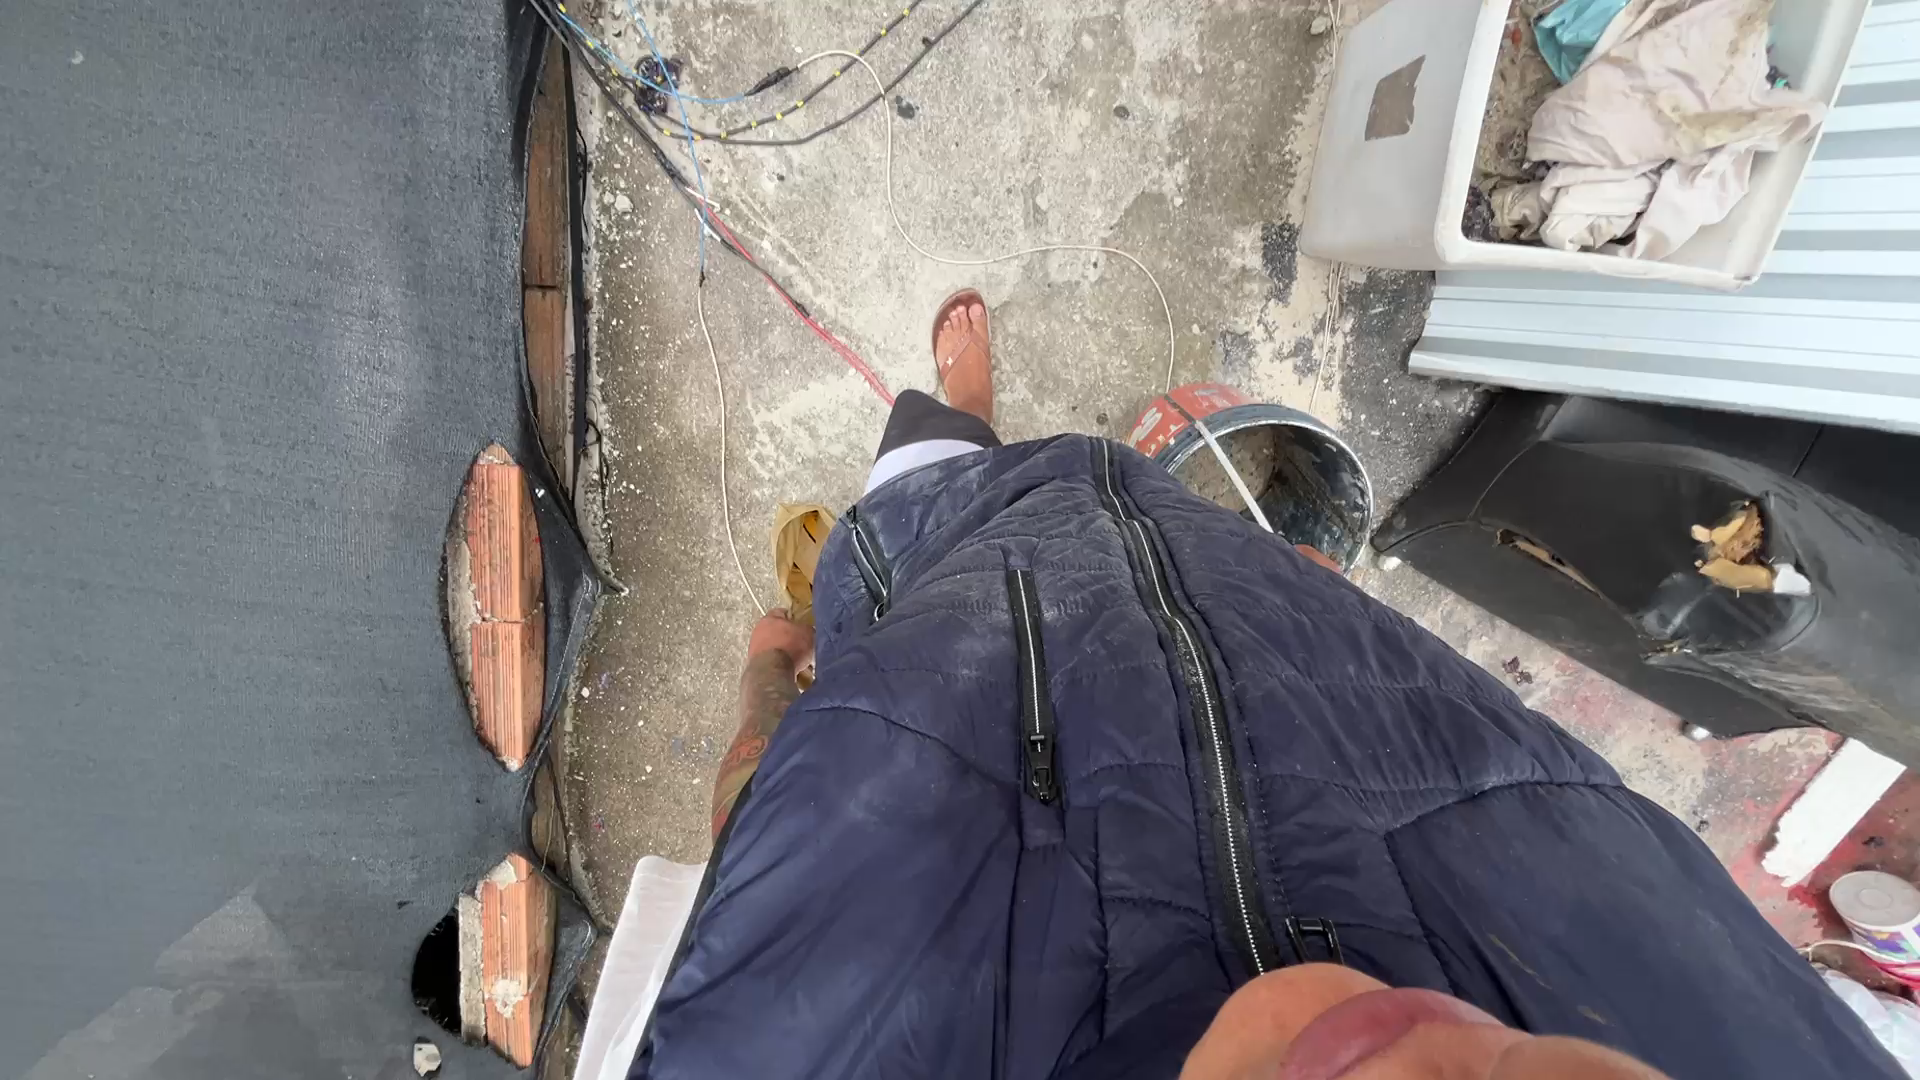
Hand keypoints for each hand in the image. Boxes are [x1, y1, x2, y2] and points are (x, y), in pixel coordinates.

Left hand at [748, 609, 814, 673]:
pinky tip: (788, 669)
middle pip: (775, 630)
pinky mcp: (754, 664)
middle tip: (799, 643)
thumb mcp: (808, 633)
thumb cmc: (790, 646)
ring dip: (782, 651)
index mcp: (770, 618)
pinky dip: (778, 663)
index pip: (782, 612)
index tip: (801, 624)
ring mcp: (754, 648)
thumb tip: (807, 631)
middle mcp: (758, 630)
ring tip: (796, 659)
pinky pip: (770, 660)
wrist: (773, 671)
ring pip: (772, 646)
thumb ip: (807, 629)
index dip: (793, 618)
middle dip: (786, 636)